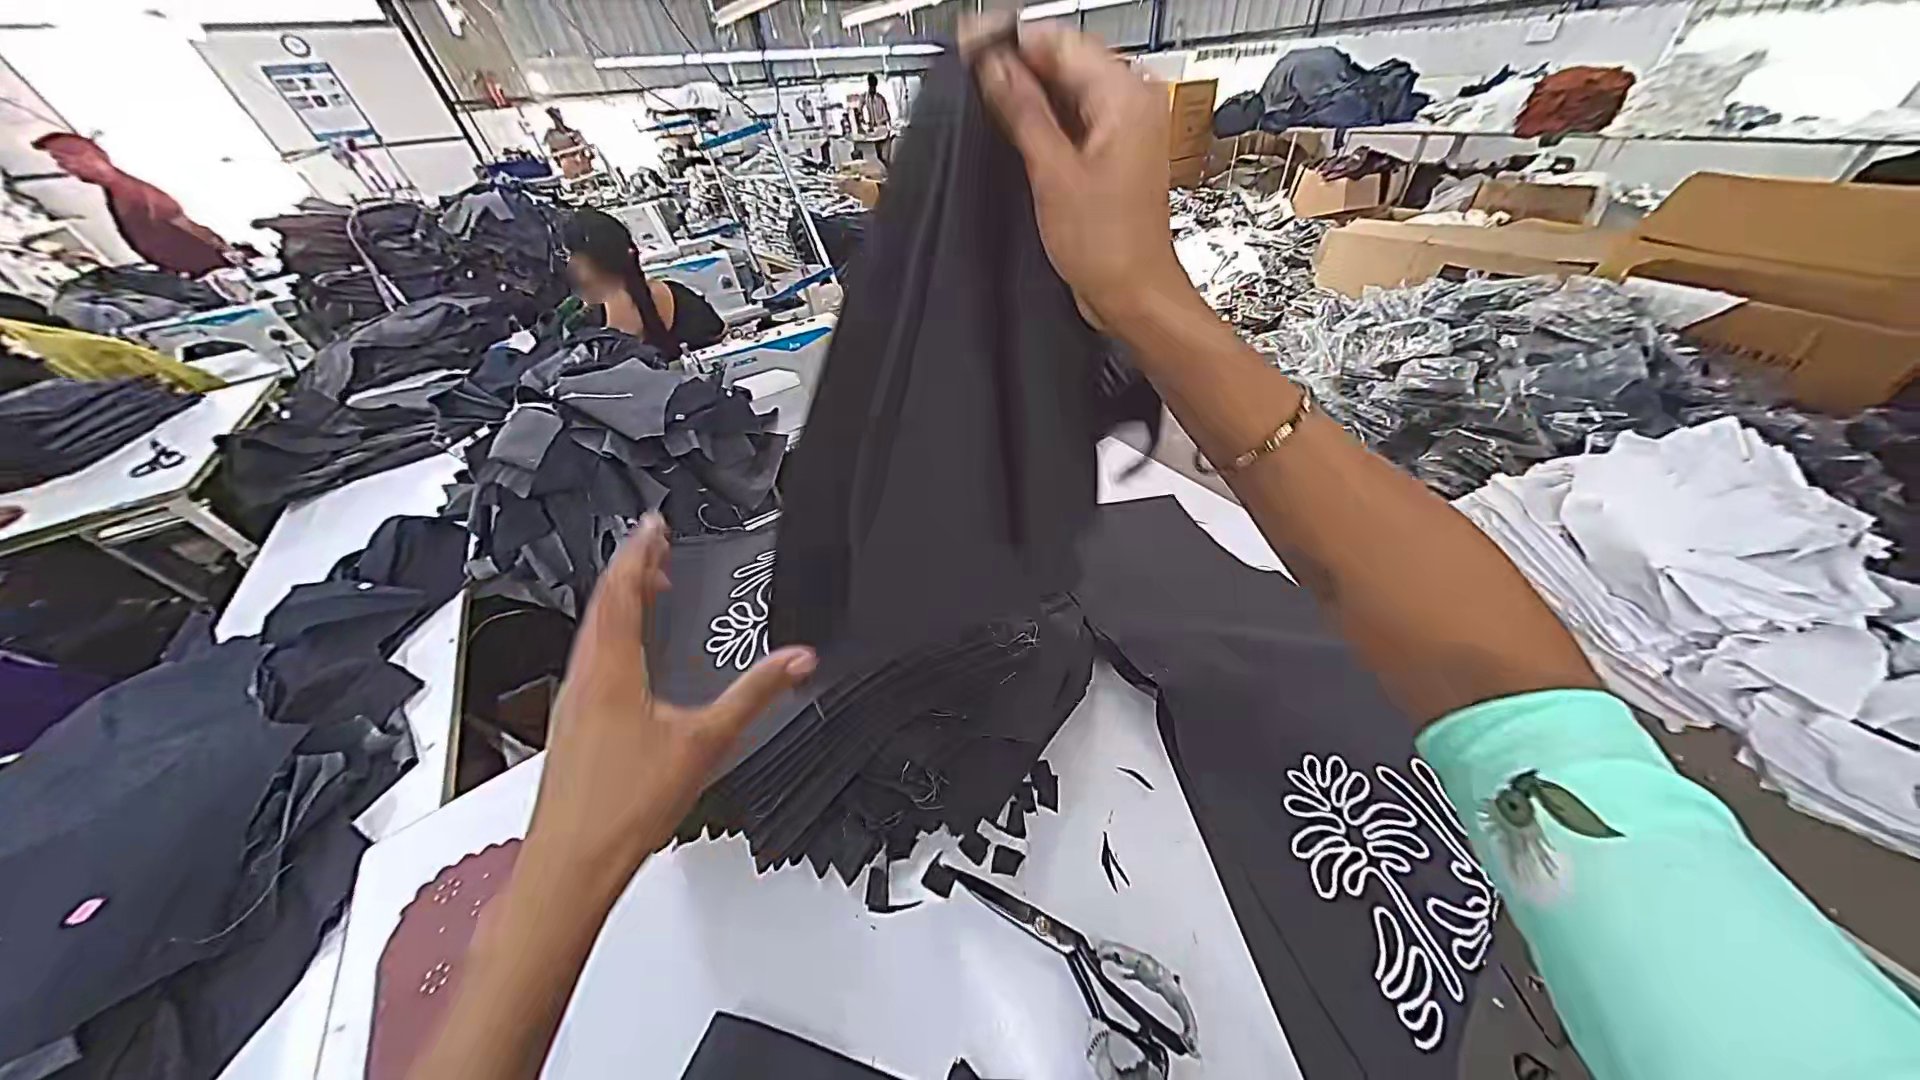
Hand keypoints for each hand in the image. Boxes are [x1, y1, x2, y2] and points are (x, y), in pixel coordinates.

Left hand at [525, 513, 815, 878]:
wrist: (571, 865)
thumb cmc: (623, 807)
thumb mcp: (708, 740)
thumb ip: (757, 694)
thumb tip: (796, 660)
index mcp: (611, 671)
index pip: (621, 591)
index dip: (639, 552)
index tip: (653, 525)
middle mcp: (584, 679)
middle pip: (602, 604)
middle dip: (632, 568)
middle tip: (656, 547)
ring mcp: (573, 701)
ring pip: (593, 631)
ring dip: (620, 600)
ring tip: (648, 587)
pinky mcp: (573, 723)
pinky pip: (591, 658)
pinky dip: (613, 634)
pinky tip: (631, 652)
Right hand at [968, 23, 1193, 328]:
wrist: (1131, 293)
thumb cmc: (1109, 247)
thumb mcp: (1054, 174)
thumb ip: (1024, 114)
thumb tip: (996, 71)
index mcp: (1126, 97)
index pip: (1060, 43)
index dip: (1013, 43)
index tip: (974, 47)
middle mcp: (1131, 107)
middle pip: (1065, 66)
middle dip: (1020, 71)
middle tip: (976, 78)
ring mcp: (1123, 135)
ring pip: (1068, 98)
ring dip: (1032, 102)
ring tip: (992, 110)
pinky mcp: (1112, 162)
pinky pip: (1075, 129)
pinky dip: (1047, 130)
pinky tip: (1021, 140)